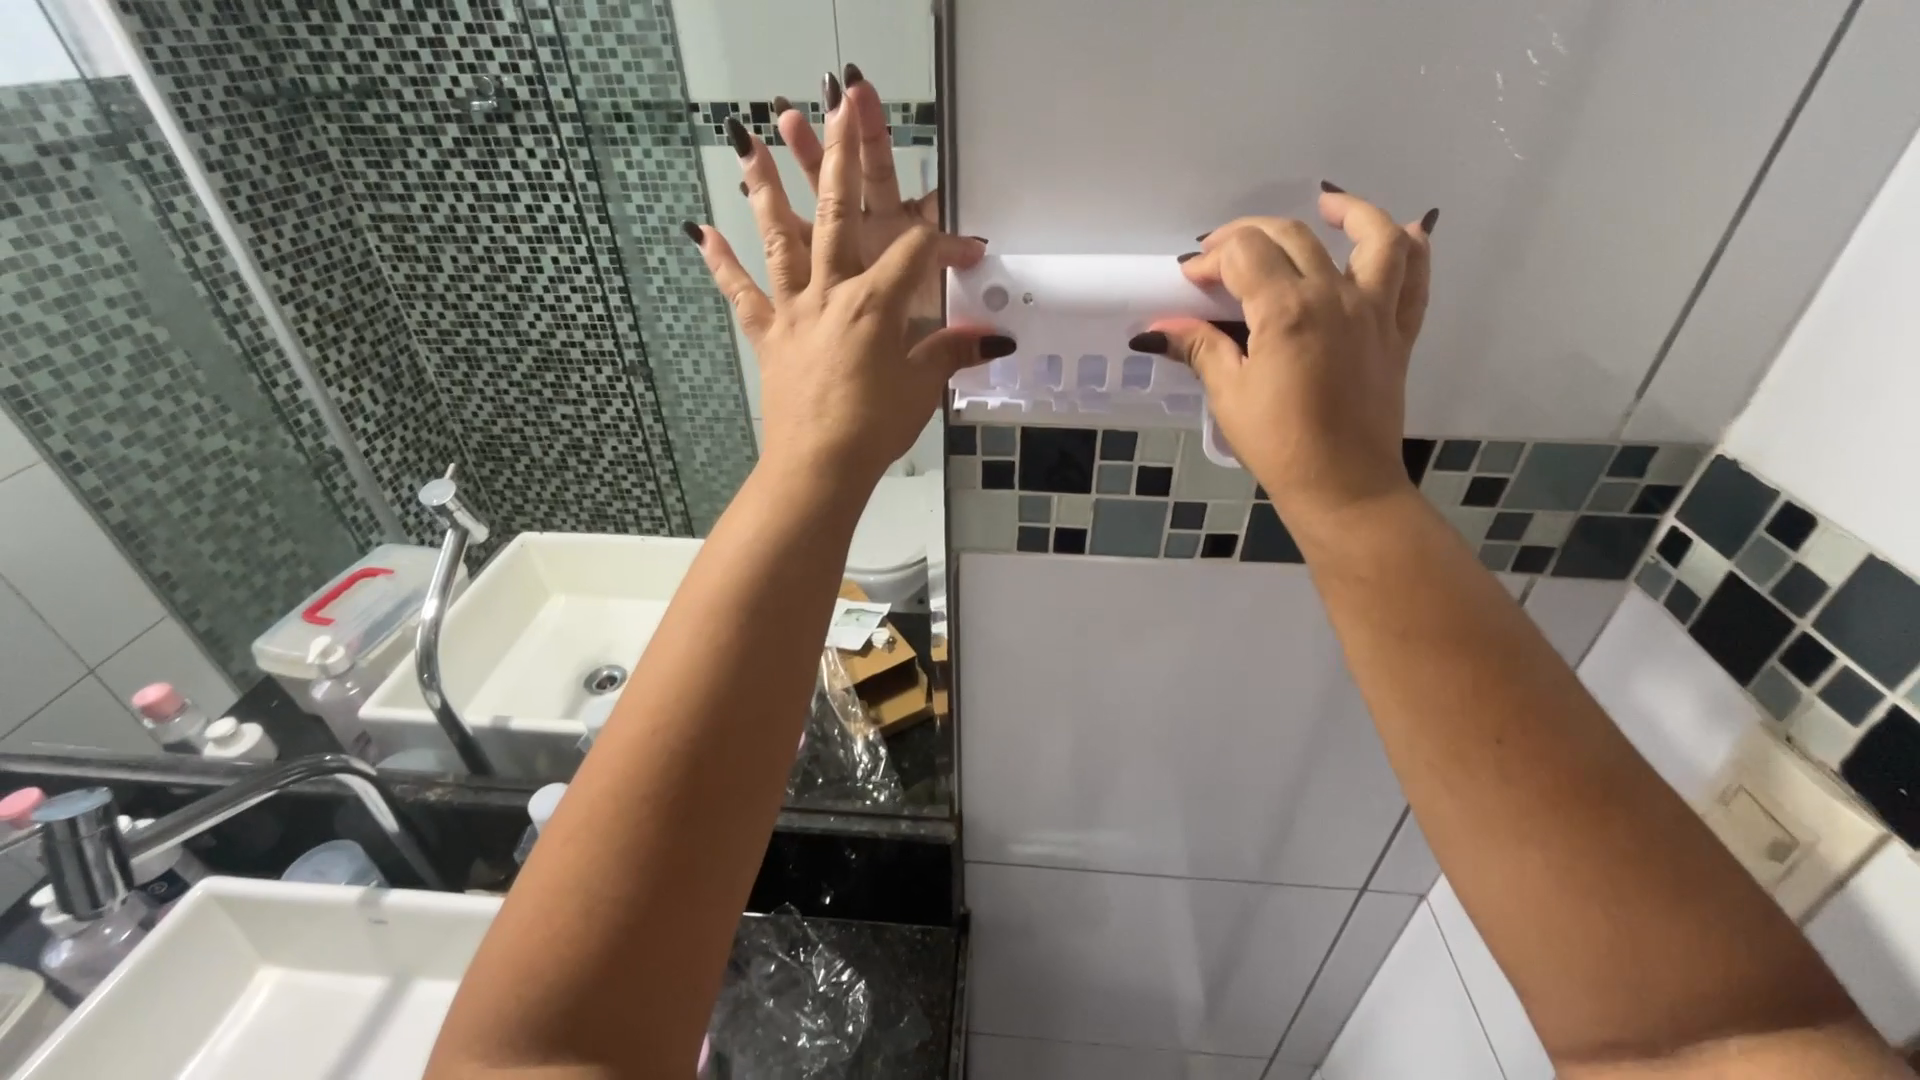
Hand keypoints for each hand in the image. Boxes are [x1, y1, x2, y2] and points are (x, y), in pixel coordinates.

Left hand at [689, 70, 1011, 486]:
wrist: (818, 467)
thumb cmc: (874, 428)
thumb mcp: (922, 389)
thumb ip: (953, 353)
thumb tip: (994, 339)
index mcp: (875, 305)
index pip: (914, 253)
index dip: (945, 243)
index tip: (968, 246)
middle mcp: (830, 294)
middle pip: (838, 214)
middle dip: (843, 155)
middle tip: (839, 102)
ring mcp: (795, 312)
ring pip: (780, 238)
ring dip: (766, 187)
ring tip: (748, 139)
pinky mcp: (770, 336)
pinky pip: (742, 293)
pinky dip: (721, 263)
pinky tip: (701, 230)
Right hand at [1134, 190, 1436, 527]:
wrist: (1344, 486)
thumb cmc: (1279, 445)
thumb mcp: (1230, 395)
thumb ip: (1199, 348)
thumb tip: (1156, 328)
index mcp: (1287, 311)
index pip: (1243, 255)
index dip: (1211, 259)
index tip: (1189, 279)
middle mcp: (1335, 296)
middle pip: (1292, 236)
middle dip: (1249, 235)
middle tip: (1221, 256)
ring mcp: (1375, 310)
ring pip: (1374, 237)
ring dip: (1350, 212)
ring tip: (1325, 205)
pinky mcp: (1399, 332)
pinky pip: (1415, 278)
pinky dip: (1413, 248)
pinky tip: (1404, 233)